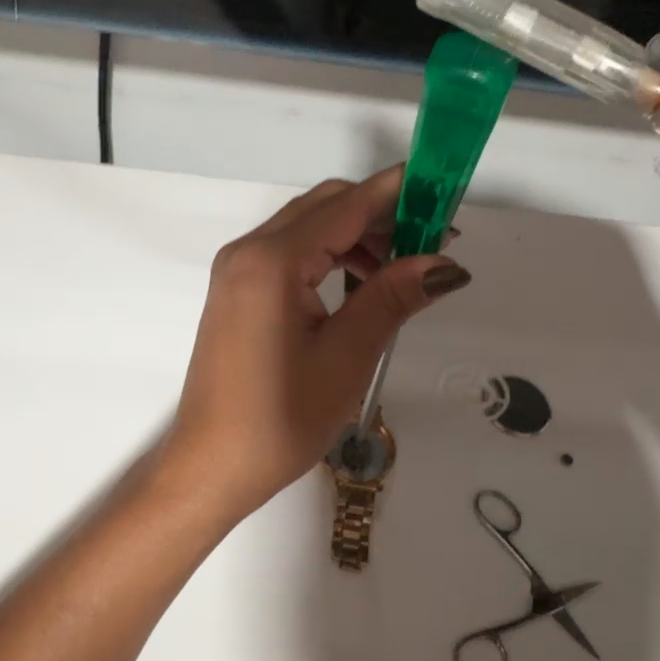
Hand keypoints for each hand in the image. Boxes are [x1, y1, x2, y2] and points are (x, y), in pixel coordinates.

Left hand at [160, 167, 471, 519]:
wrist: (212, 465)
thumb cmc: (280, 418)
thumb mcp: (346, 356)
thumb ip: (392, 297)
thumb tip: (446, 263)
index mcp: (273, 261)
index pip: (347, 204)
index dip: (400, 195)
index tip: (447, 195)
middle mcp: (248, 251)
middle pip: (325, 207)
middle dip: (381, 214)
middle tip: (434, 242)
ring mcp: (237, 271)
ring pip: (307, 229)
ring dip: (357, 236)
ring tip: (404, 269)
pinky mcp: (237, 292)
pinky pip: (289, 254)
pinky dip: (329, 257)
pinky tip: (361, 285)